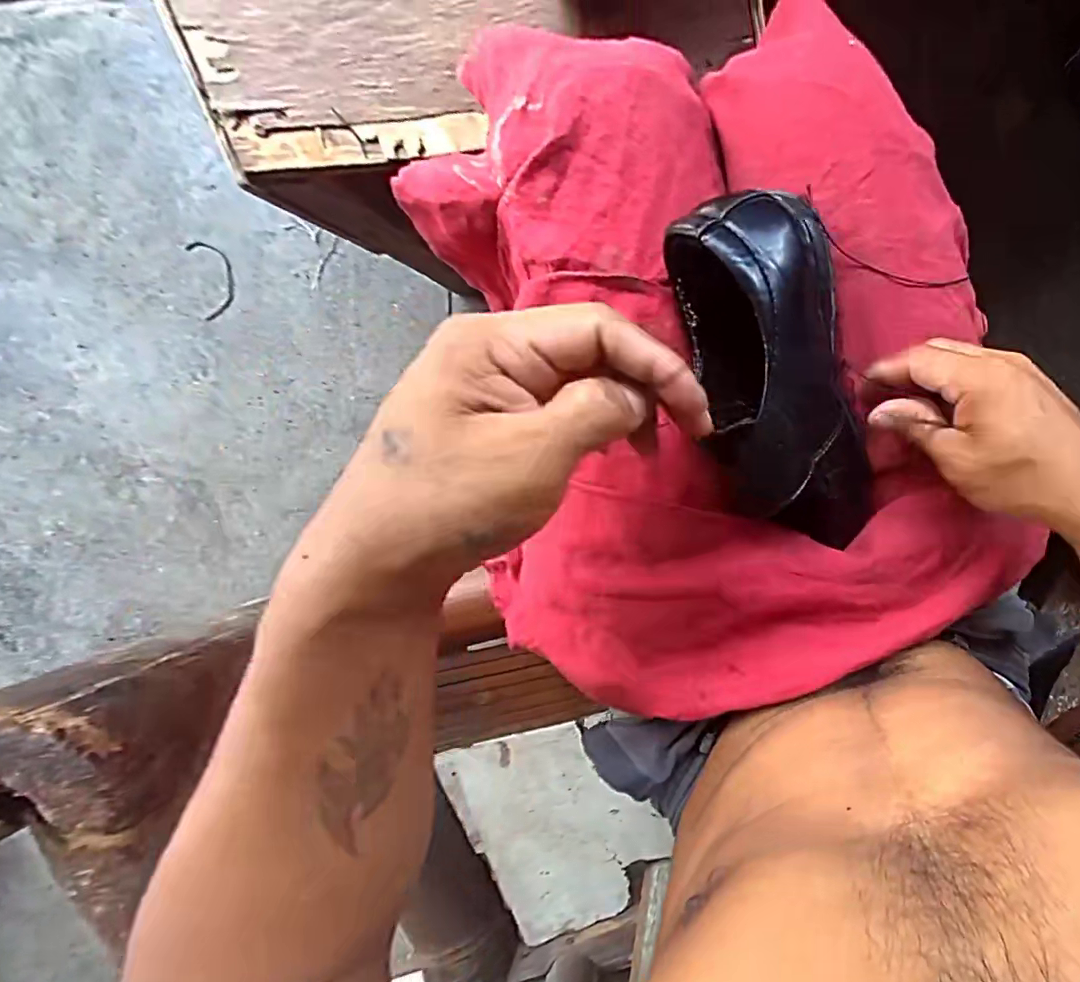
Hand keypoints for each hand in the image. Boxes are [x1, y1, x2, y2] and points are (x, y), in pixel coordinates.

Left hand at [285, 304, 710, 610]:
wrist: (381, 555)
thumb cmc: (452, 502)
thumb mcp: (534, 455)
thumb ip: (596, 410)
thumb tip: (637, 395)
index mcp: (496, 340)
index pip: (599, 327)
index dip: (658, 363)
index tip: (698, 413)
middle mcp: (496, 345)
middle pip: (595, 345)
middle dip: (648, 382)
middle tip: (689, 429)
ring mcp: (496, 377)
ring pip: (585, 372)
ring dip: (628, 403)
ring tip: (649, 448)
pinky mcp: (500, 408)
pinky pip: (565, 398)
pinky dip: (601, 418)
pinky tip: (613, 445)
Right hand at [865, 339, 1079, 538]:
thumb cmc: (1017, 479)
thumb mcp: (957, 459)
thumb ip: (916, 426)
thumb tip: (881, 410)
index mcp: (978, 374)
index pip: (918, 358)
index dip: (884, 371)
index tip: (860, 389)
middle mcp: (1000, 358)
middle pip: (940, 350)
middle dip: (906, 369)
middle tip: (881, 397)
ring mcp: (1021, 367)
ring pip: (962, 358)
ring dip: (932, 374)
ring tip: (910, 402)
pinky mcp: (1033, 381)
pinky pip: (983, 368)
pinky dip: (957, 380)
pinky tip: (949, 404)